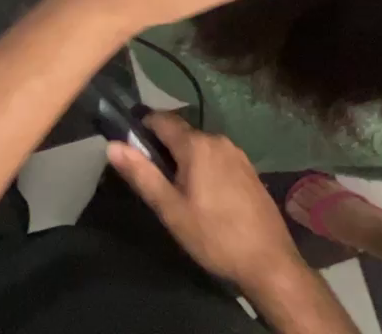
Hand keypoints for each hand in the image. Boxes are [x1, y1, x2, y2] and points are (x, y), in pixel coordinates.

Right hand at [107, 112, 301, 286]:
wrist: (269, 261)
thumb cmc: (214, 236)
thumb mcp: (171, 210)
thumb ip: (141, 174)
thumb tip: (112, 145)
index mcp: (197, 145)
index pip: (161, 119)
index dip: (141, 128)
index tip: (130, 147)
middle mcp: (218, 139)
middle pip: (181, 132)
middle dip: (163, 148)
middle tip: (153, 179)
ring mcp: (237, 153)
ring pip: (199, 146)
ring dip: (184, 159)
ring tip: (176, 191)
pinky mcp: (249, 169)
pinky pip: (217, 157)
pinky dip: (203, 166)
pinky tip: (204, 196)